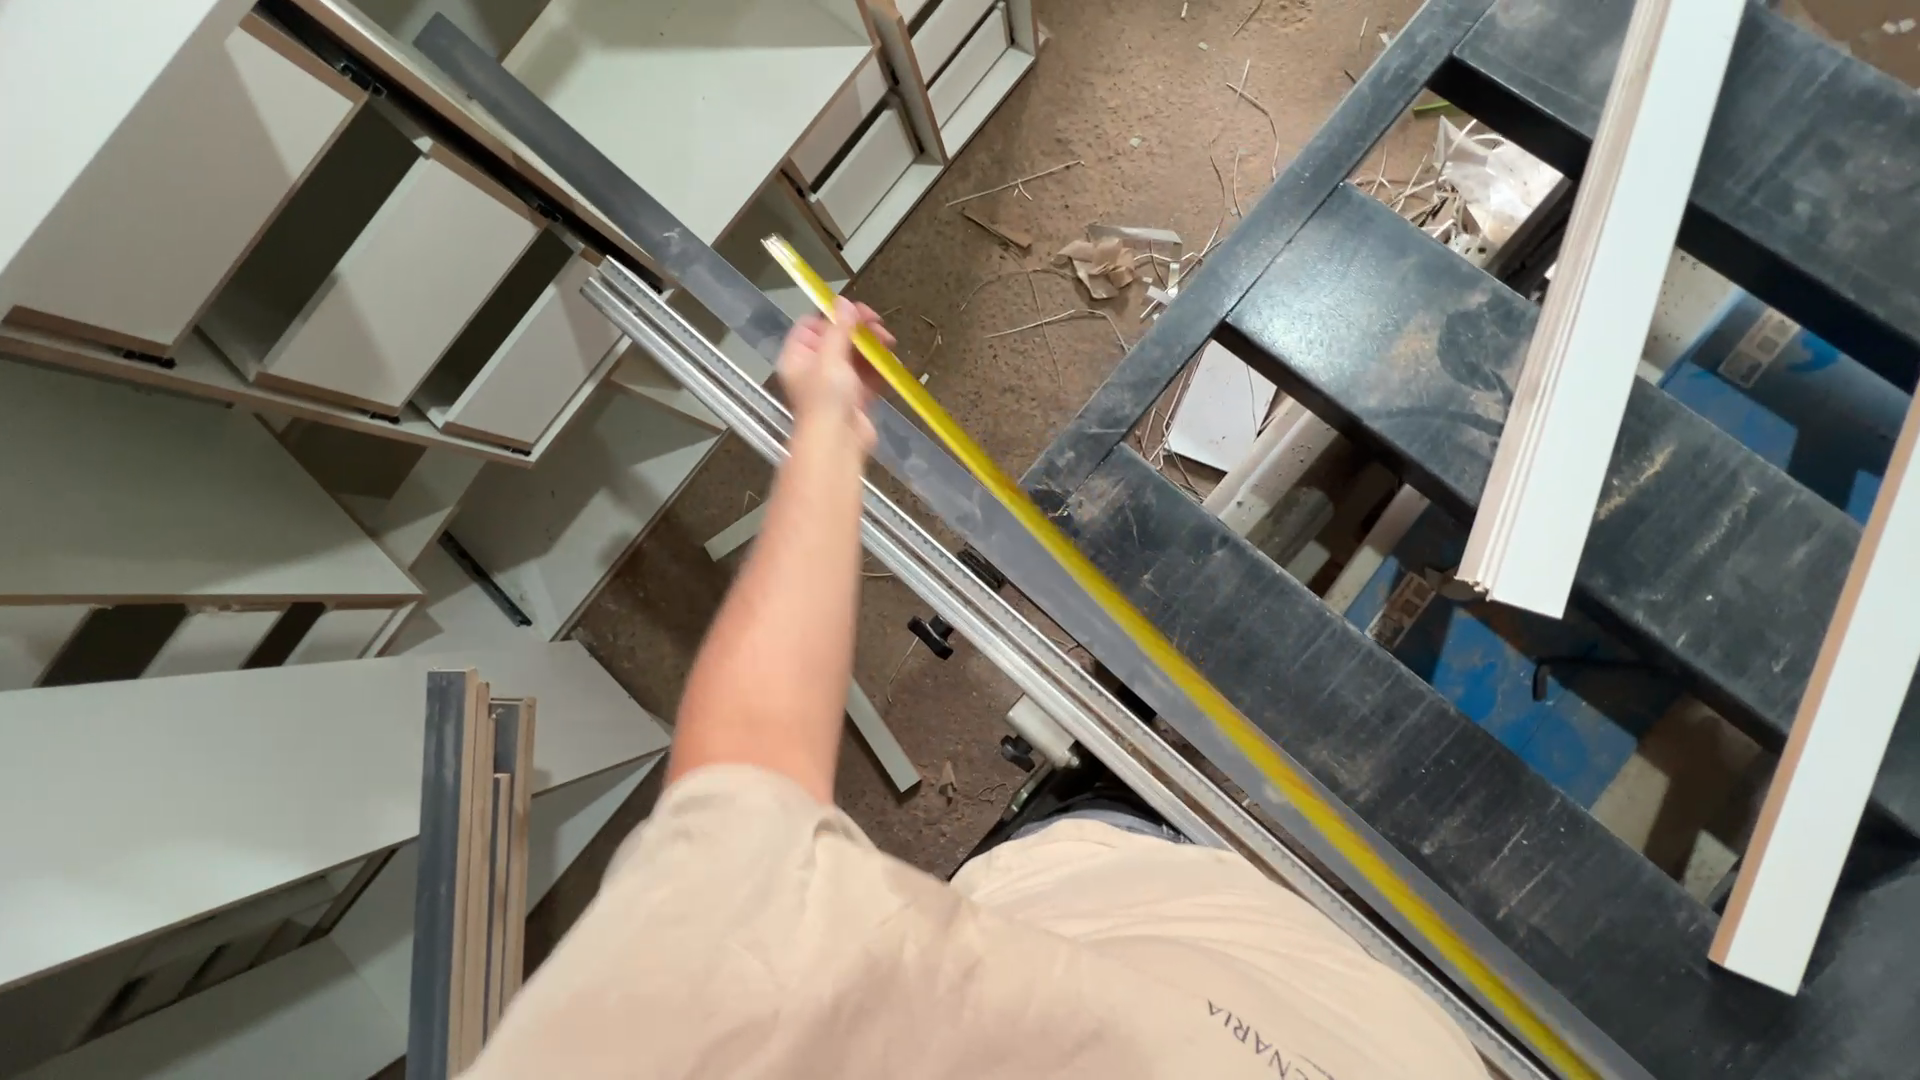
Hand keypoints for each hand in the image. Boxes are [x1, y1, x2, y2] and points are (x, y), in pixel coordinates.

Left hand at [777, 298, 893, 448]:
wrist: (838, 442)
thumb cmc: (827, 397)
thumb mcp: (830, 356)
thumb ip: (839, 328)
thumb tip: (844, 302)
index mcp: (798, 357)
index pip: (811, 325)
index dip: (833, 316)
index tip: (856, 312)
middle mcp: (814, 369)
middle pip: (837, 339)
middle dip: (859, 331)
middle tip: (879, 326)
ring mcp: (836, 385)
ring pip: (855, 357)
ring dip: (873, 348)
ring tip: (889, 344)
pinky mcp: (855, 399)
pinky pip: (868, 377)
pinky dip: (879, 368)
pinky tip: (892, 362)